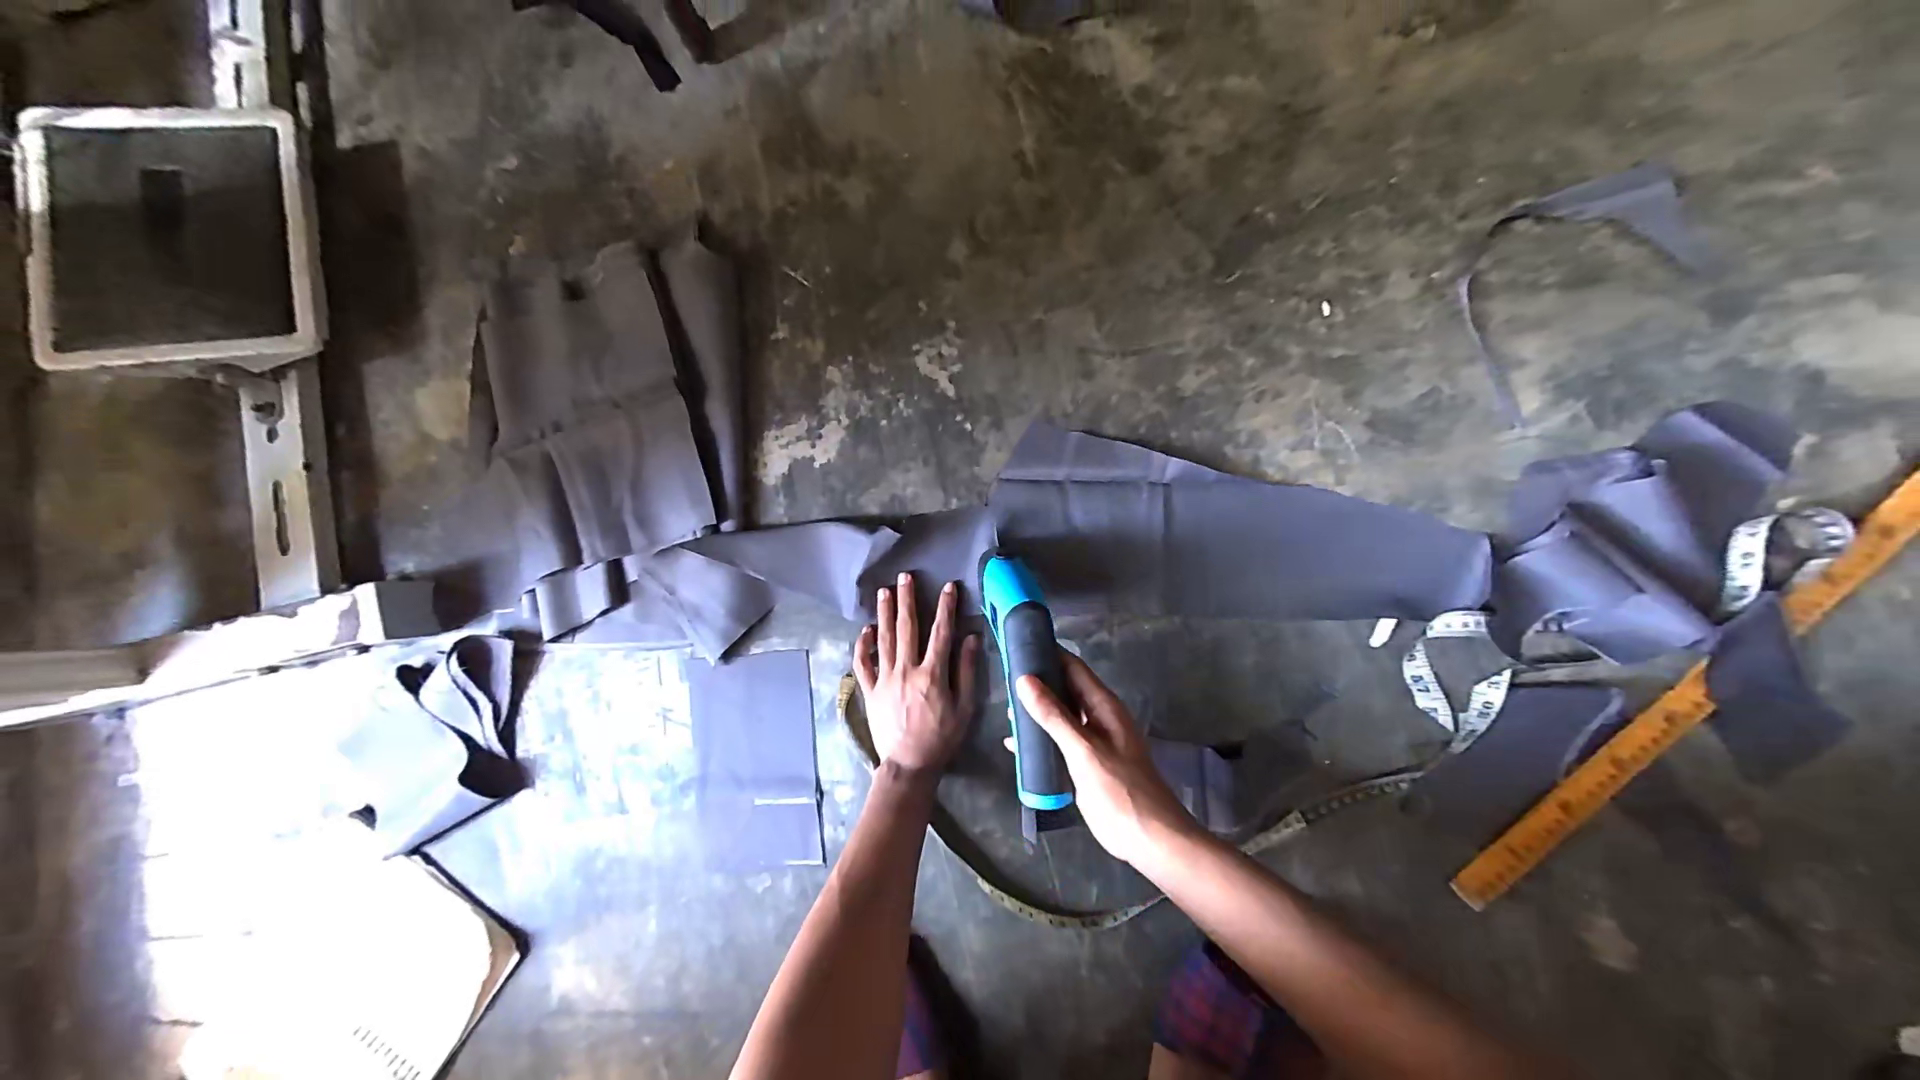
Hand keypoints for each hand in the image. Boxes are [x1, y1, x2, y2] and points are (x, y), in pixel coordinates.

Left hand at [855, 573, 981, 774]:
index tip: (949, 587)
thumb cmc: (942, 738)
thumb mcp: (965, 707)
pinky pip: (863, 664)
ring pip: (884, 639)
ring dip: (884, 613)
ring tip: (884, 592)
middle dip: (907, 600)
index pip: (941, 632)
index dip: (946, 607)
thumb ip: (966, 671)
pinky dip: (862, 646)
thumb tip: (970, 638)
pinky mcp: (870, 691)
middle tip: (904, 577)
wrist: (909, 765)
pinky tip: (865, 630)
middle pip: (907, 628)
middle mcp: (906, 670)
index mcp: (932, 673)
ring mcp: (885, 679)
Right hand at [1016, 653, 1197, 867]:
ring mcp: (1092, 743)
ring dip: (1037, 713)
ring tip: (1006, 709)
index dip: (1049, 654)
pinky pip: (1058, 744)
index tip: (1018, 646)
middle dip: (1038, 683)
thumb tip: (1025, 679)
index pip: (1074, 668)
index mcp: (1104, 707)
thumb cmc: (1120, 790)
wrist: (1148, 839)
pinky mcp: (1084, 766)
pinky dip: (1039, 740)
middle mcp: (1098, 719)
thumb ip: (1053, 716)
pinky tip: (1016, 745)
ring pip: (1060, 718)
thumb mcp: (1083, 750)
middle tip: (1004, 678)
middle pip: (1065, 691)